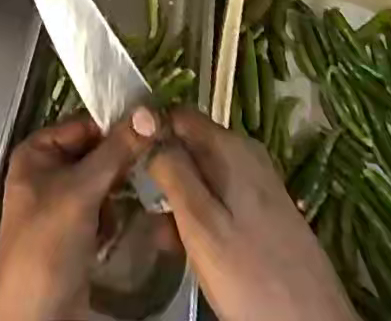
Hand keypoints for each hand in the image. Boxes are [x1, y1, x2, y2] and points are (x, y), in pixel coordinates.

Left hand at [0, 113, 152, 320]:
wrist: (36, 320)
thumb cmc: (46, 245)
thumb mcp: (81, 191)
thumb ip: (116, 151)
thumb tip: (148, 112)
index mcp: (37, 152)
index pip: (83, 124)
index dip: (116, 125)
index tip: (154, 126)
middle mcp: (47, 171)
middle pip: (95, 152)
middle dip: (122, 161)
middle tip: (157, 157)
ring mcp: (61, 204)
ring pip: (103, 181)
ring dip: (121, 190)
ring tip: (144, 191)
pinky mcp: (76, 232)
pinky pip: (104, 209)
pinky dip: (116, 214)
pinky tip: (123, 224)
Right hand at [142, 106, 357, 320]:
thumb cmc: (251, 274)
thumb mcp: (201, 223)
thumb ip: (173, 170)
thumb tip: (146, 120)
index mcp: (232, 148)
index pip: (179, 115)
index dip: (150, 130)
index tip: (126, 156)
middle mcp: (247, 154)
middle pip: (191, 144)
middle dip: (162, 168)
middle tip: (138, 201)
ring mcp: (258, 183)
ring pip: (203, 174)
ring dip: (177, 197)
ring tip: (156, 233)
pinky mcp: (264, 211)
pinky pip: (220, 197)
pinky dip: (199, 212)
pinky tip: (185, 245)